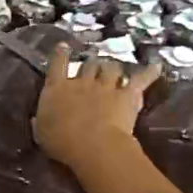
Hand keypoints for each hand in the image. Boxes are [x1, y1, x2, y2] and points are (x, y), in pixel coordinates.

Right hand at [33, 44, 161, 172]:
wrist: (92, 144)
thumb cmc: (61, 142)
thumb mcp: (41, 134)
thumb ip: (40, 122)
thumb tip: (36, 118)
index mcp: (57, 88)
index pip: (57, 65)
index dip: (61, 55)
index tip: (64, 47)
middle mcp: (81, 82)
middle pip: (88, 64)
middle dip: (91, 64)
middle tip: (93, 66)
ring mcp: (105, 86)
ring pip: (111, 67)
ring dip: (112, 67)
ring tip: (114, 69)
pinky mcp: (126, 95)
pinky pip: (140, 79)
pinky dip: (149, 73)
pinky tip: (156, 66)